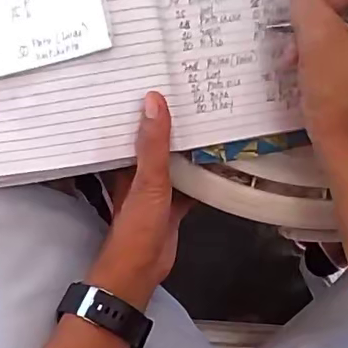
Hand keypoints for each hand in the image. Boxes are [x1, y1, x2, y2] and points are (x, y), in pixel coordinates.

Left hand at [89, 91, 191, 307]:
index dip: (146, 105)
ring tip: (210, 118)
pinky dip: (202, 175)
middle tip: (194, 92)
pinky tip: (219, 161)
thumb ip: (153, 144)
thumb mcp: (148, 180)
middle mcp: (140, 173)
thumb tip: (153, 100)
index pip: (135, 126)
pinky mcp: (172, 206)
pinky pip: (189, 185)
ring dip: (188, 147)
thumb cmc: (138, 226)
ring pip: (175, 162)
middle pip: (157, 142)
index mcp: (127, 163)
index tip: (162, 77)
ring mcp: (157, 190)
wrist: (142, 269)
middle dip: (172, 122)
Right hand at [287, 0, 347, 167]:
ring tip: (296, 49)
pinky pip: (342, 26)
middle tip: (301, 32)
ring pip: (344, 6)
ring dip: (315, 24)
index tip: (320, 13)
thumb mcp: (317, 39)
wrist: (340, 141)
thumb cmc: (336, 94)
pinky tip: (301, 56)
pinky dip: (319, 37)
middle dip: (323, 7)